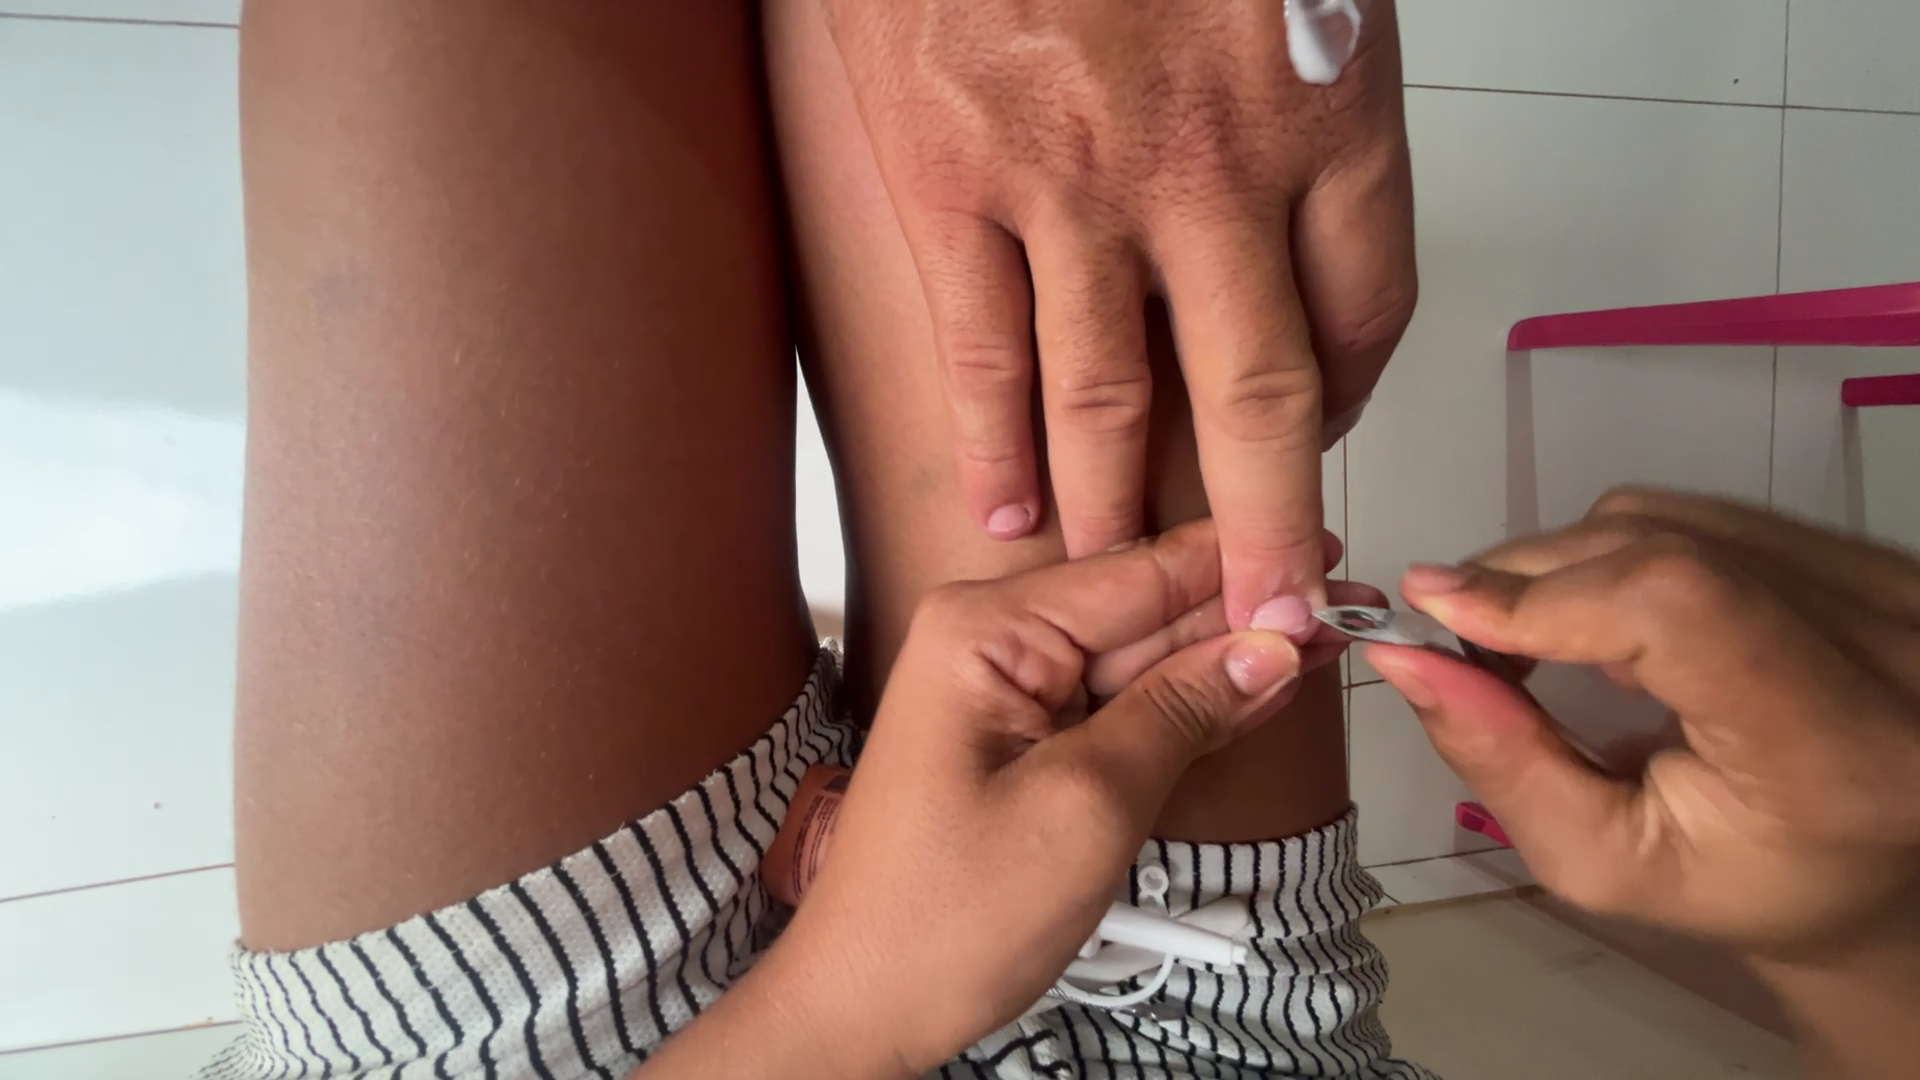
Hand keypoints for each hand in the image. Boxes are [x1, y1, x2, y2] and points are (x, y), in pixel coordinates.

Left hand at [637, 521, 1382, 1077]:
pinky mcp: (1016, 727)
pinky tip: (1242, 691)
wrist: (864, 997)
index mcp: (986, 627)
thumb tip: (1270, 648)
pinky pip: (1108, 701)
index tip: (1327, 564)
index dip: (1237, 570)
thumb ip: (1179, 714)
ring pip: (1132, 657)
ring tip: (1316, 649)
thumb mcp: (1086, 805)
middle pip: (1139, 611)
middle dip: (1238, 617)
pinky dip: (1176, 705)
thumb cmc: (948, 913)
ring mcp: (1002, 682)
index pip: (1138, 575)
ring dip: (1218, 661)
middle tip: (1345, 610)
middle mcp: (990, 635)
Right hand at [822, 0, 1415, 630]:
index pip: (1360, 306)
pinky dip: (996, 447)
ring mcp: (1071, 188)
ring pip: (1106, 395)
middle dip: (1261, 526)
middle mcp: (1201, 168)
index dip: (1345, 399)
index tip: (1316, 444)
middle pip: (1251, 395)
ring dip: (1114, 504)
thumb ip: (1312, 110)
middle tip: (1261, 613)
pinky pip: (989, 353)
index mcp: (1313, 103)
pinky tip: (1005, 512)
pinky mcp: (959, 191)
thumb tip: (1289, 252)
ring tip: (1108, 575)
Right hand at [1369, 488, 1919, 971]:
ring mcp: (1889, 583)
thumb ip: (1494, 757)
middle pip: (1646, 548)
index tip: (1431, 611)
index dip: (1538, 594)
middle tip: (1460, 642)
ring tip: (1533, 637)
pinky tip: (1600, 616)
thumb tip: (1399, 653)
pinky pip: (1680, 514)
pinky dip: (1597, 555)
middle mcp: (1897, 646)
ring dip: (1549, 568)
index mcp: (1840, 752)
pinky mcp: (1860, 553)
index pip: (1675, 608)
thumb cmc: (1732, 883)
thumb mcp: (1592, 859)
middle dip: (1514, 583)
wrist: (1870, 864)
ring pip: (1651, 518)